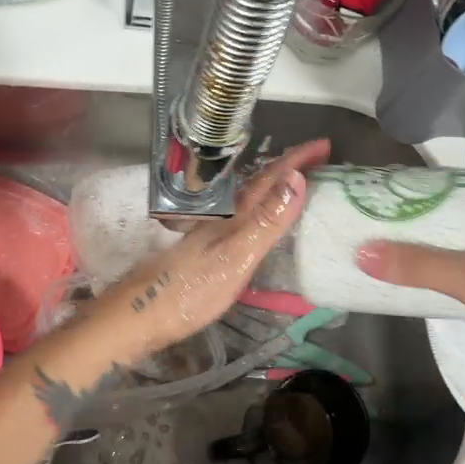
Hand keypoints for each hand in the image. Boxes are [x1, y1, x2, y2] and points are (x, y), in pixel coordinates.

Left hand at [87, 140, 327, 359]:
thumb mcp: (235, 258)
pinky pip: (244, 219)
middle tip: (318, 160)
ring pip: (250, 200)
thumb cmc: (188, 292)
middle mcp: (222, 218)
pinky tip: (263, 223)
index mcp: (232, 216)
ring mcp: (212, 233)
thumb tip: (296, 180)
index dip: (297, 160)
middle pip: (261, 184)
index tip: (325, 145)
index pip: (271, 178)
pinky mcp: (206, 250)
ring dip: (276, 188)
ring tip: (298, 183)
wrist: (139, 317)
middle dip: (289, 169)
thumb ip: (265, 222)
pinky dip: (262, 211)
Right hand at [356, 196, 464, 376]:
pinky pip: (461, 278)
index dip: (410, 198)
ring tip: (375, 257)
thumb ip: (421, 266)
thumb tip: (362, 253)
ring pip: (453, 253)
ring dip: (420, 258)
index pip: (450, 194)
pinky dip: (436, 280)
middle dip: (409, 231)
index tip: (370, 204)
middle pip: (448, 224)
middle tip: (364, 233)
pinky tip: (407, 286)